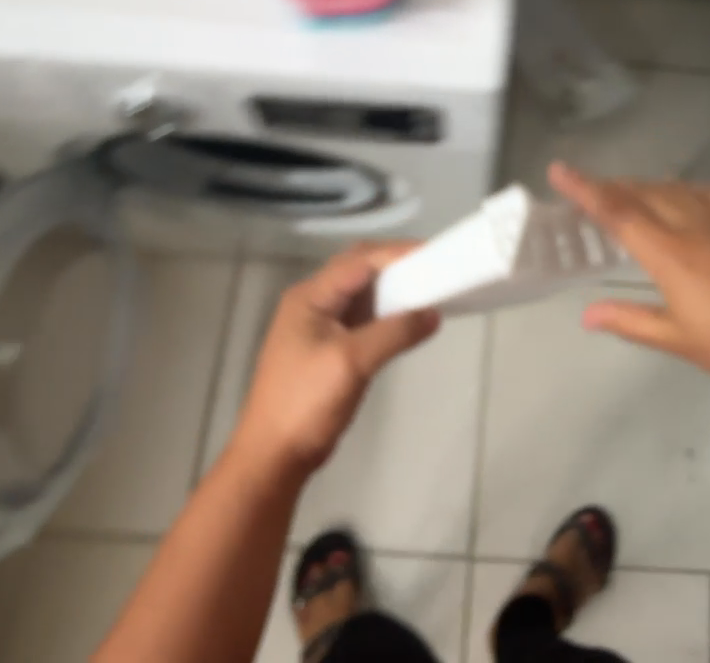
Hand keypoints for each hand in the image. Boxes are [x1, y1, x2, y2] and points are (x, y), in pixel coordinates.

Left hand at [231, 243, 440, 476]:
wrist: (274, 455)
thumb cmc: (306, 403)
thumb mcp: (352, 363)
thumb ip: (395, 333)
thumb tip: (434, 313)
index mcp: (310, 297)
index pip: (360, 260)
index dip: (397, 253)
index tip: (436, 254)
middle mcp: (313, 302)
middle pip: (359, 269)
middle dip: (396, 264)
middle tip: (435, 267)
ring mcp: (319, 325)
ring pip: (362, 293)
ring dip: (393, 288)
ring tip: (429, 288)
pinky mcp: (329, 346)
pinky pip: (363, 317)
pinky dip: (387, 312)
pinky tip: (409, 318)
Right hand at [550, 162, 709, 395]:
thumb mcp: (677, 339)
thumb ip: (629, 320)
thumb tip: (586, 315)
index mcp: (670, 253)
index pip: (617, 211)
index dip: (584, 189)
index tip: (558, 169)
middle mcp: (694, 225)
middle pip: (643, 192)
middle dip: (610, 186)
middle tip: (586, 190)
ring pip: (674, 188)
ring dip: (643, 186)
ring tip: (626, 194)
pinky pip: (704, 193)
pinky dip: (679, 190)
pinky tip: (680, 200)